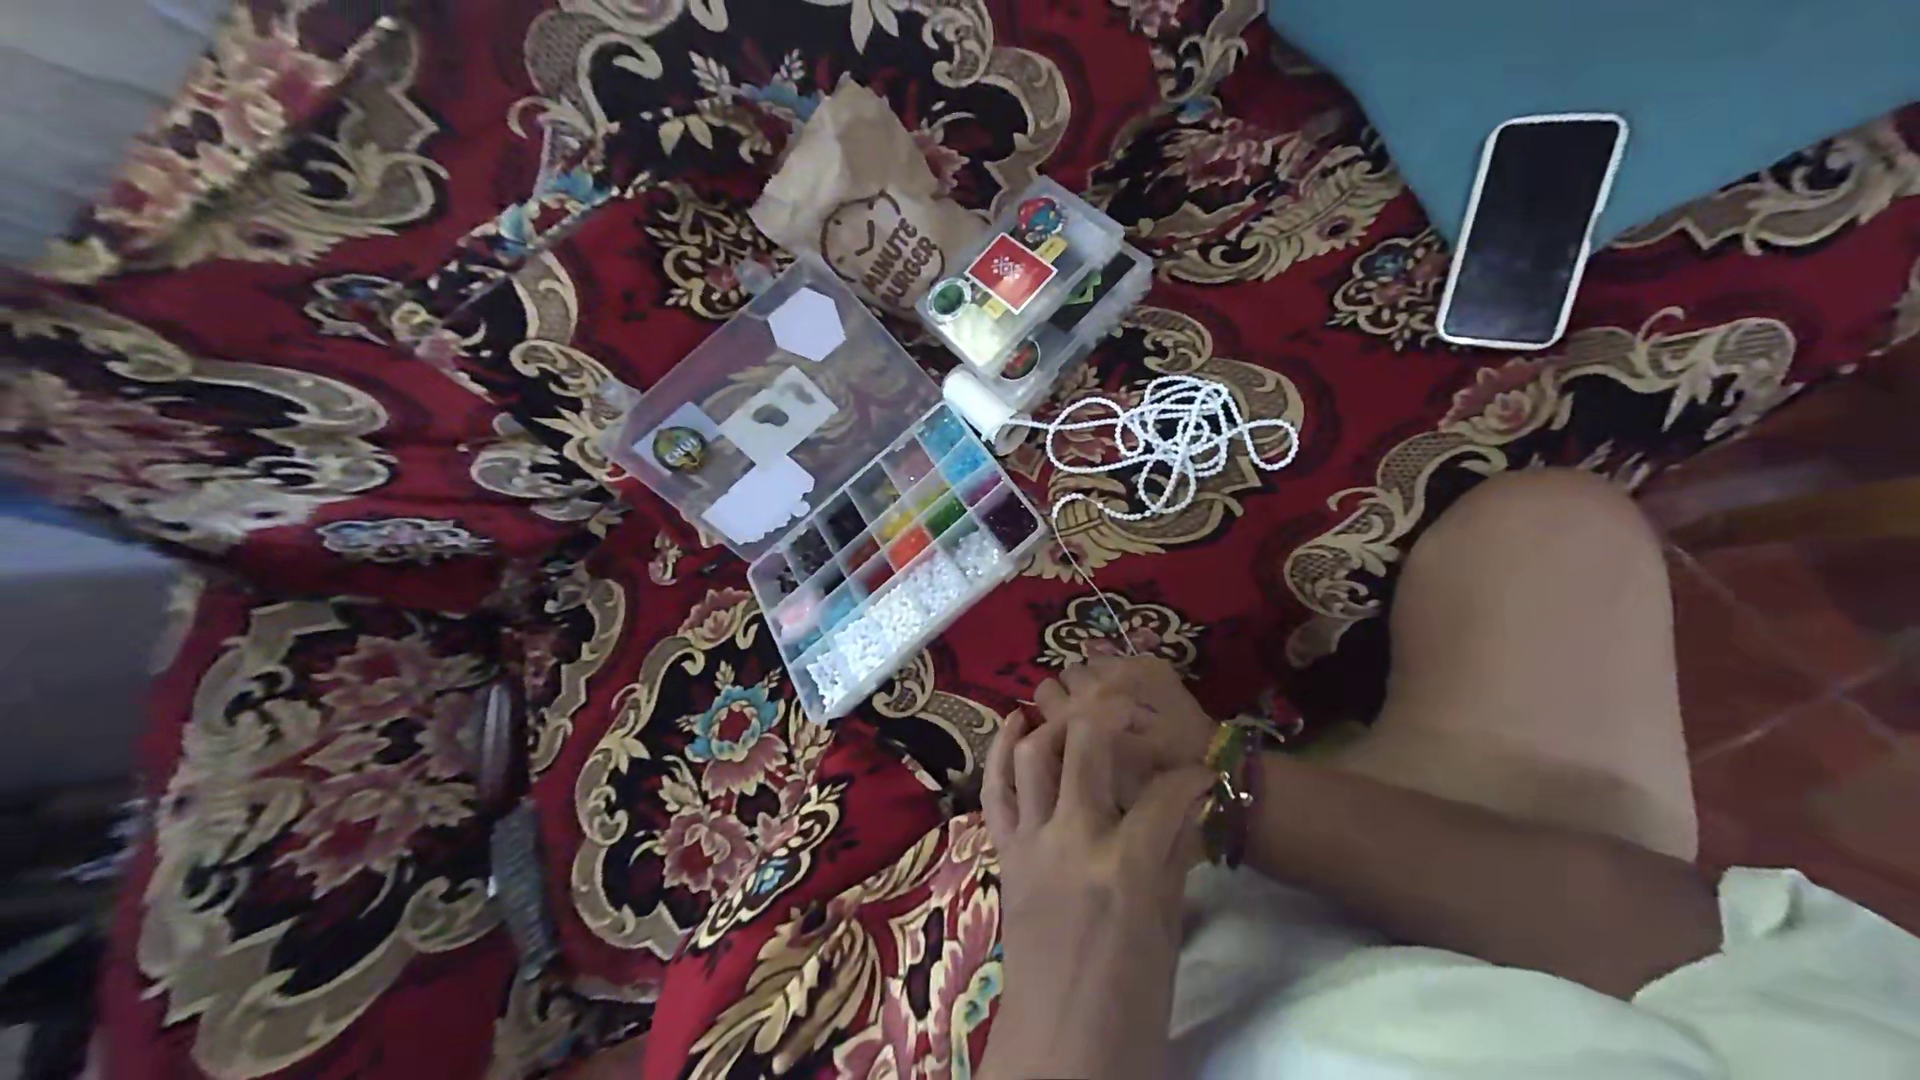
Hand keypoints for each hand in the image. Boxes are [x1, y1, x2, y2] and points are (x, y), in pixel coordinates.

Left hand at [979, 704, 1212, 1079]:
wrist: (1061, 1055)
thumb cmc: (1130, 1008)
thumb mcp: (1168, 931)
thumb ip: (1174, 856)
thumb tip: (1186, 802)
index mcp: (1126, 870)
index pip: (1165, 793)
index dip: (1191, 776)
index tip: (1202, 775)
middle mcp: (1072, 841)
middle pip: (1087, 745)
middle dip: (1115, 714)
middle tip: (1137, 713)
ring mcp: (1030, 844)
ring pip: (1033, 755)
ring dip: (1057, 723)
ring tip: (1080, 712)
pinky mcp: (1004, 855)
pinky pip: (994, 791)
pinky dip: (1001, 749)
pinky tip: (1017, 719)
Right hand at [1037, 655, 1215, 778]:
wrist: (1207, 762)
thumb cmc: (1150, 782)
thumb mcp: (1100, 775)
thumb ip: (1069, 752)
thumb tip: (1051, 738)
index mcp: (1078, 714)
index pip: (1044, 693)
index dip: (1053, 709)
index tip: (1064, 723)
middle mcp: (1096, 685)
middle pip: (1067, 673)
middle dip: (1073, 690)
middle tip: (1089, 712)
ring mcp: (1126, 669)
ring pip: (1092, 660)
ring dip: (1096, 678)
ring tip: (1112, 700)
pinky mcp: (1151, 664)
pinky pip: (1121, 657)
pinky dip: (1122, 672)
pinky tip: (1136, 694)